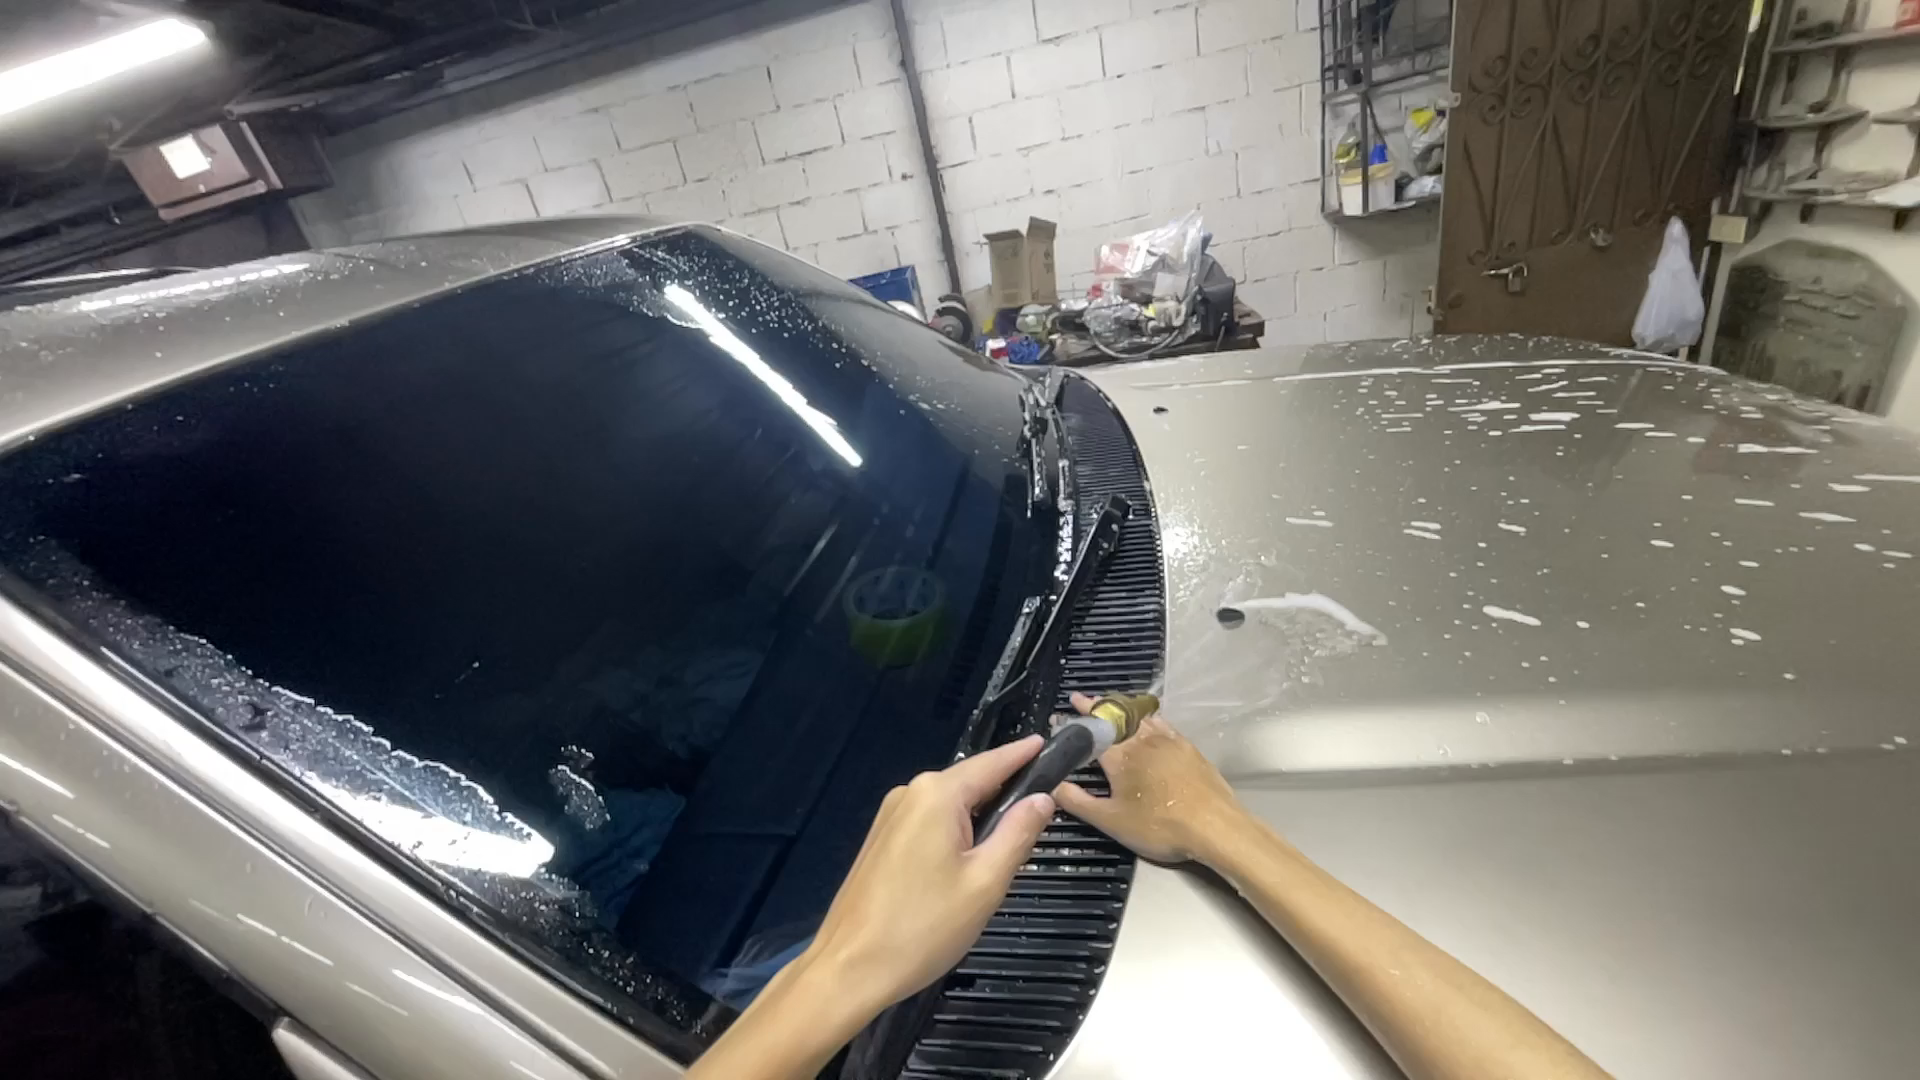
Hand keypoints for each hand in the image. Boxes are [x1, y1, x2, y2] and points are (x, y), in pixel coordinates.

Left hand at [803, 735, 1054, 1015]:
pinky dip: (954, 832)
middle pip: (970, 783)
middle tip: (1039, 816)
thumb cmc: (923, 927)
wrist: (848, 968)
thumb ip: (1017, 833)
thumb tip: (1042, 798)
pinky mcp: (881, 837)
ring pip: (949, 805)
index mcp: (937, 794)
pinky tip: (965, 863)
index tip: (1047, 743)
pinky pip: (929, 822)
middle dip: (1003, 794)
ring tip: (1005, 850)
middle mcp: (911, 792)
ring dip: (978, 819)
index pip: (992, 763)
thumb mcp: (985, 883)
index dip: (1022, 754)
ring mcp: (891, 814)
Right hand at [1053, 692, 1244, 865]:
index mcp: (1119, 755)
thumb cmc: (1159, 826)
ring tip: (1113, 705)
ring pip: (1139, 715)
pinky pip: (1162, 722)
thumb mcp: (1110, 821)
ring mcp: (1168, 740)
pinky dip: (1148, 715)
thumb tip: (1052, 785)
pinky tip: (1150, 720)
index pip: (1093, 728)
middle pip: (1116, 715)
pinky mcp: (1188, 747)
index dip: (1079, 715)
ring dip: (1122, 708)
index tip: (1070, 702)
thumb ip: (1077, 801)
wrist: (1215, 827)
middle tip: (1086, 699)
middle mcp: (1142, 739)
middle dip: (1099, 706)